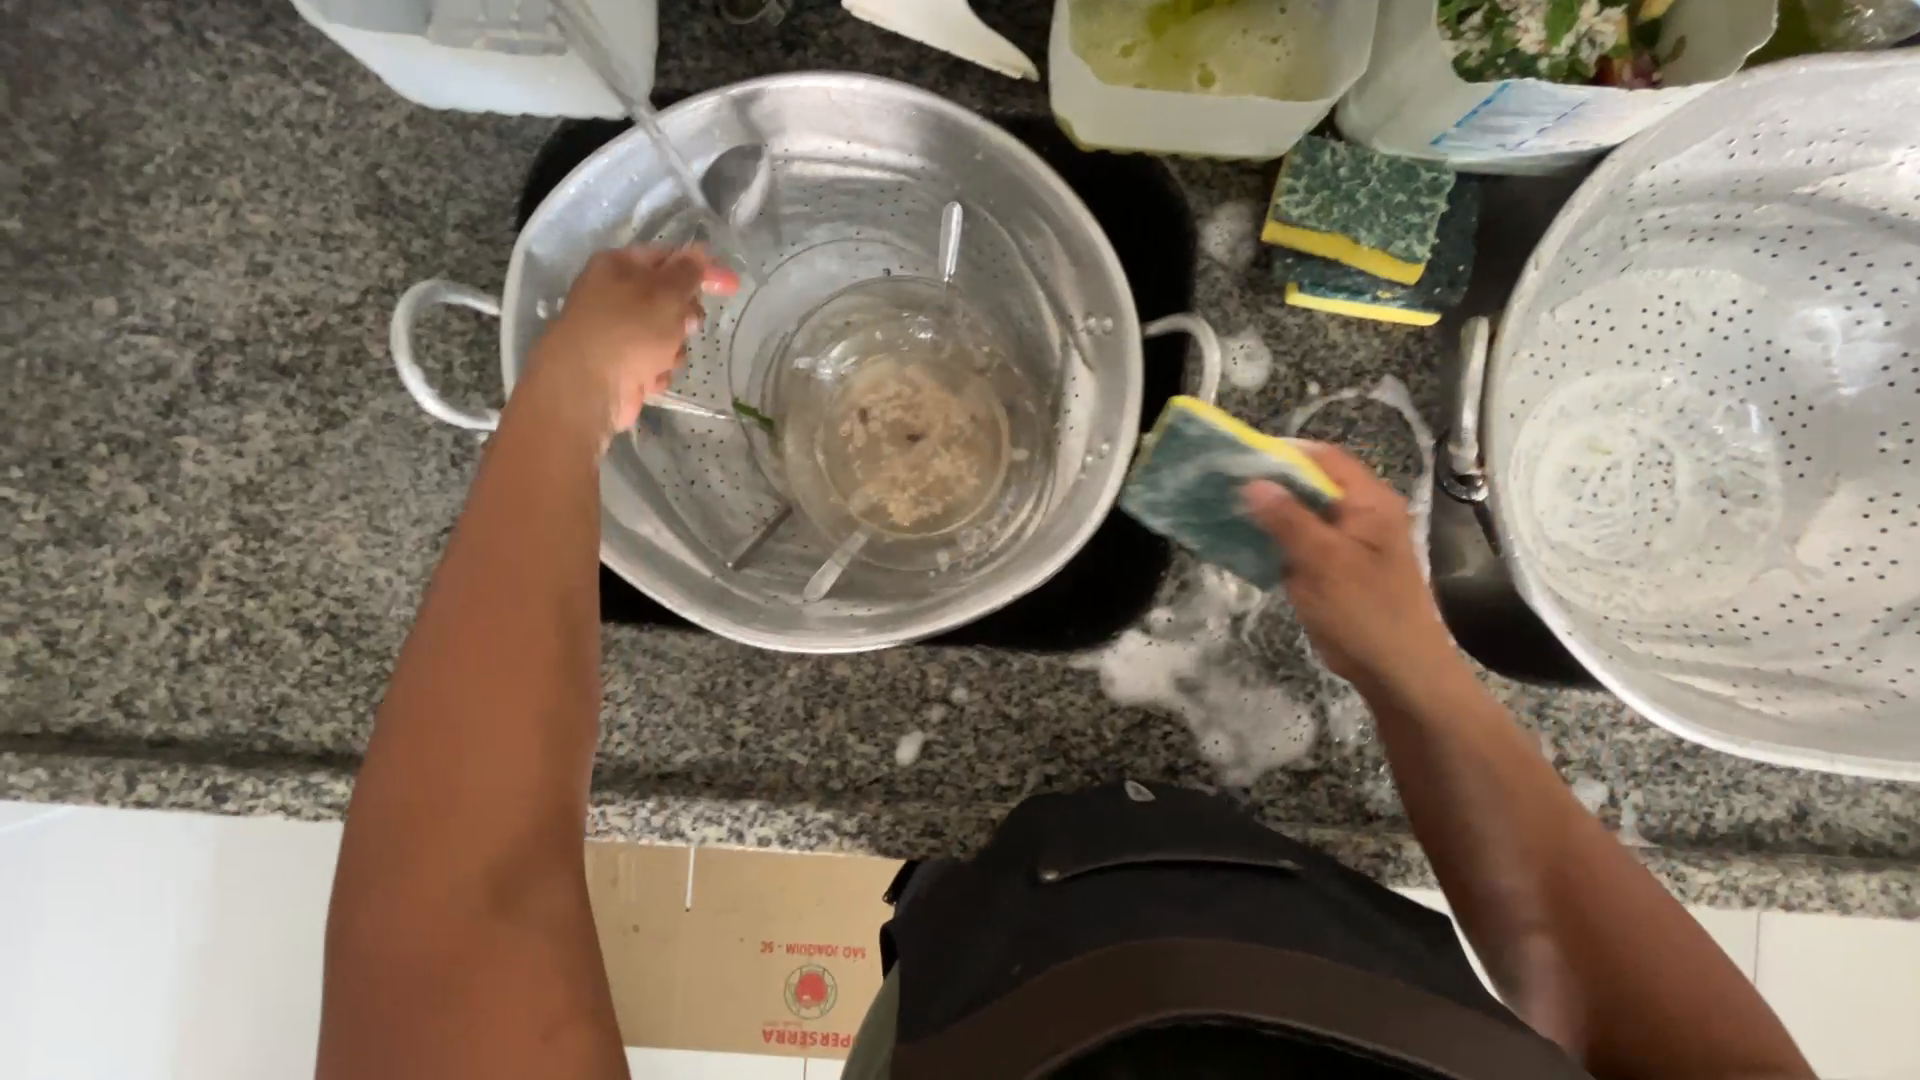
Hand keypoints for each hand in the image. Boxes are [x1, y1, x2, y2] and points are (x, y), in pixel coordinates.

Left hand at [519, 246, 738, 442]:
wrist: (588, 387)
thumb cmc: (628, 331)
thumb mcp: (666, 293)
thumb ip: (688, 272)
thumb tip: (700, 253)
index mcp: (619, 266)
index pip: (670, 257)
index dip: (703, 268)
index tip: (732, 285)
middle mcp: (616, 295)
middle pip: (670, 298)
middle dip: (685, 316)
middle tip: (686, 325)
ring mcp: (619, 332)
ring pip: (668, 334)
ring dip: (674, 347)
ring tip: (661, 356)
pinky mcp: (624, 364)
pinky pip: (657, 362)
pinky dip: (657, 370)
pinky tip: (647, 376)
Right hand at [1242, 443, 1458, 692]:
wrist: (1397, 671)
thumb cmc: (1365, 611)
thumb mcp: (1323, 561)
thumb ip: (1288, 519)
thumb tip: (1252, 482)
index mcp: (1370, 503)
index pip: (1324, 458)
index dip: (1283, 453)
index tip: (1239, 459)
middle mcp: (1360, 515)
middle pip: (1311, 484)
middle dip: (1270, 484)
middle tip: (1225, 486)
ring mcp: (1347, 543)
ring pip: (1302, 515)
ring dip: (1268, 514)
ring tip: (1226, 511)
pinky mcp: (1334, 569)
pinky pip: (1300, 543)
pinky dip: (1274, 540)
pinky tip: (1243, 543)